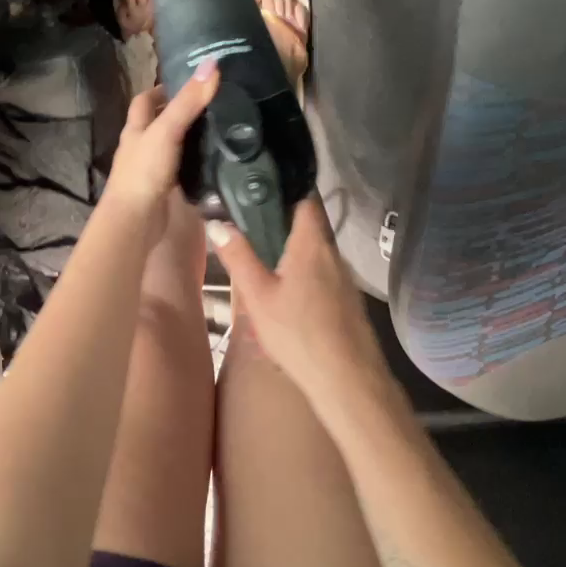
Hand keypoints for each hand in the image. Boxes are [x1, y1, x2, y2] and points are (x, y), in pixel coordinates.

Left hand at [102, 59, 220, 217]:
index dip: (162, 89)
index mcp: (135, 129)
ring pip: (169, 147)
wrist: (135, 221)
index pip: (145, 100)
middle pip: (157, 123)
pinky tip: (210, 163)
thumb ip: (188, 101)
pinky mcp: (162, 190)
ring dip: (187, 139)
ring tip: (217, 131)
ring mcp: (149, 170)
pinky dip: (192, 164)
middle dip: (178, 113)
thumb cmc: (144, 172)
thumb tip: (211, 64)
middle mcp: (140, 147)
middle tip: (210, 106)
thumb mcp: (167, 130)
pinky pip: (179, 170)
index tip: (189, 83)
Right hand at [208, 198, 392, 414]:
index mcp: (312, 244)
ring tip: (263, 256)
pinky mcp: (348, 300)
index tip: (261, 186)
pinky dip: (305, 272)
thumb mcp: (258, 296)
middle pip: (309, 225)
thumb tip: (217, 223)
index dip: (285, 188)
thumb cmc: (299, 334)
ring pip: (316, 252)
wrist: (348, 380)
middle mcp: (333, 253)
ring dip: (293, 250)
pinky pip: (323, 273)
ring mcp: (344, 278)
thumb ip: (238, 257)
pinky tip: (288, 291)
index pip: (305, 198)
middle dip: (282, 222)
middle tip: (250, 223)